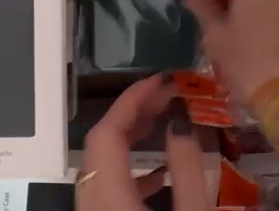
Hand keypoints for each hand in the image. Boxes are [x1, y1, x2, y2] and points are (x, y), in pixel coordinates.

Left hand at [77, 74, 210, 210]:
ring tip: (164, 121)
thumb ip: (186, 167)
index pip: (107, 131)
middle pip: (102, 143)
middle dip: (135, 112)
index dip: (133, 98)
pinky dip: (129, 170)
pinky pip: (107, 189)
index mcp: (108, 195)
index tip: (162, 79)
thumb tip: (182, 119)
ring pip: (103, 164)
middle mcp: (91, 203)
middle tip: (169, 95)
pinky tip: (159, 172)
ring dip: (131, 138)